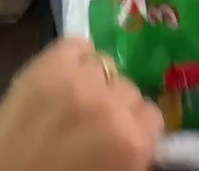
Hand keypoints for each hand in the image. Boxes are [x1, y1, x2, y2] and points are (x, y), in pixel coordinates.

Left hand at [0, 37, 162, 170]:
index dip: (136, 129)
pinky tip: (66, 75)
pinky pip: (76, 44)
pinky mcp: (45, 65)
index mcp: (131, 143)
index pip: (153, 115)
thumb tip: (138, 135)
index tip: (122, 139)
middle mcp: (109, 105)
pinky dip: (75, 56)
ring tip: (75, 102)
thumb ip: (132, 154)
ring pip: (104, 65)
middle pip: (128, 89)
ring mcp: (76, 81)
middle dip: (115, 107)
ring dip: (95, 83)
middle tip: (94, 127)